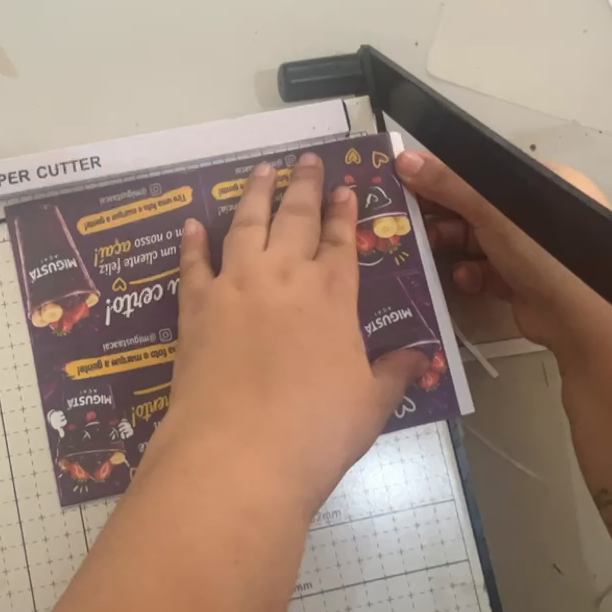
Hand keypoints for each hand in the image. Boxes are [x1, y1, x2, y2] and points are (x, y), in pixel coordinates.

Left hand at [150, 153, 429, 512]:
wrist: (240, 451)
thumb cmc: (316, 431)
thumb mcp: (371, 405)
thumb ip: (393, 373)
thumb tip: (418, 356)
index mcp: (332, 296)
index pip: (341, 241)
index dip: (344, 213)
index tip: (345, 187)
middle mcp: (284, 277)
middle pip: (296, 218)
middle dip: (304, 186)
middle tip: (306, 159)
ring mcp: (236, 286)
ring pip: (246, 225)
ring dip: (255, 194)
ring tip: (262, 169)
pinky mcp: (195, 306)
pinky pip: (194, 263)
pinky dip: (193, 241)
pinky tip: (192, 222)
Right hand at [395, 149, 608, 351]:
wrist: (582, 315)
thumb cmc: (543, 248)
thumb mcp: (491, 205)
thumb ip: (448, 183)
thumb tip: (403, 160)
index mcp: (538, 180)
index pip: (479, 172)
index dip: (441, 177)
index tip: (406, 185)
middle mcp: (535, 213)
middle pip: (473, 208)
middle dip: (441, 217)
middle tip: (409, 224)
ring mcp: (530, 250)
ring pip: (476, 242)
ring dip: (452, 247)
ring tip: (432, 251)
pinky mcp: (522, 283)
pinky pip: (485, 273)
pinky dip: (471, 275)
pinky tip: (465, 278)